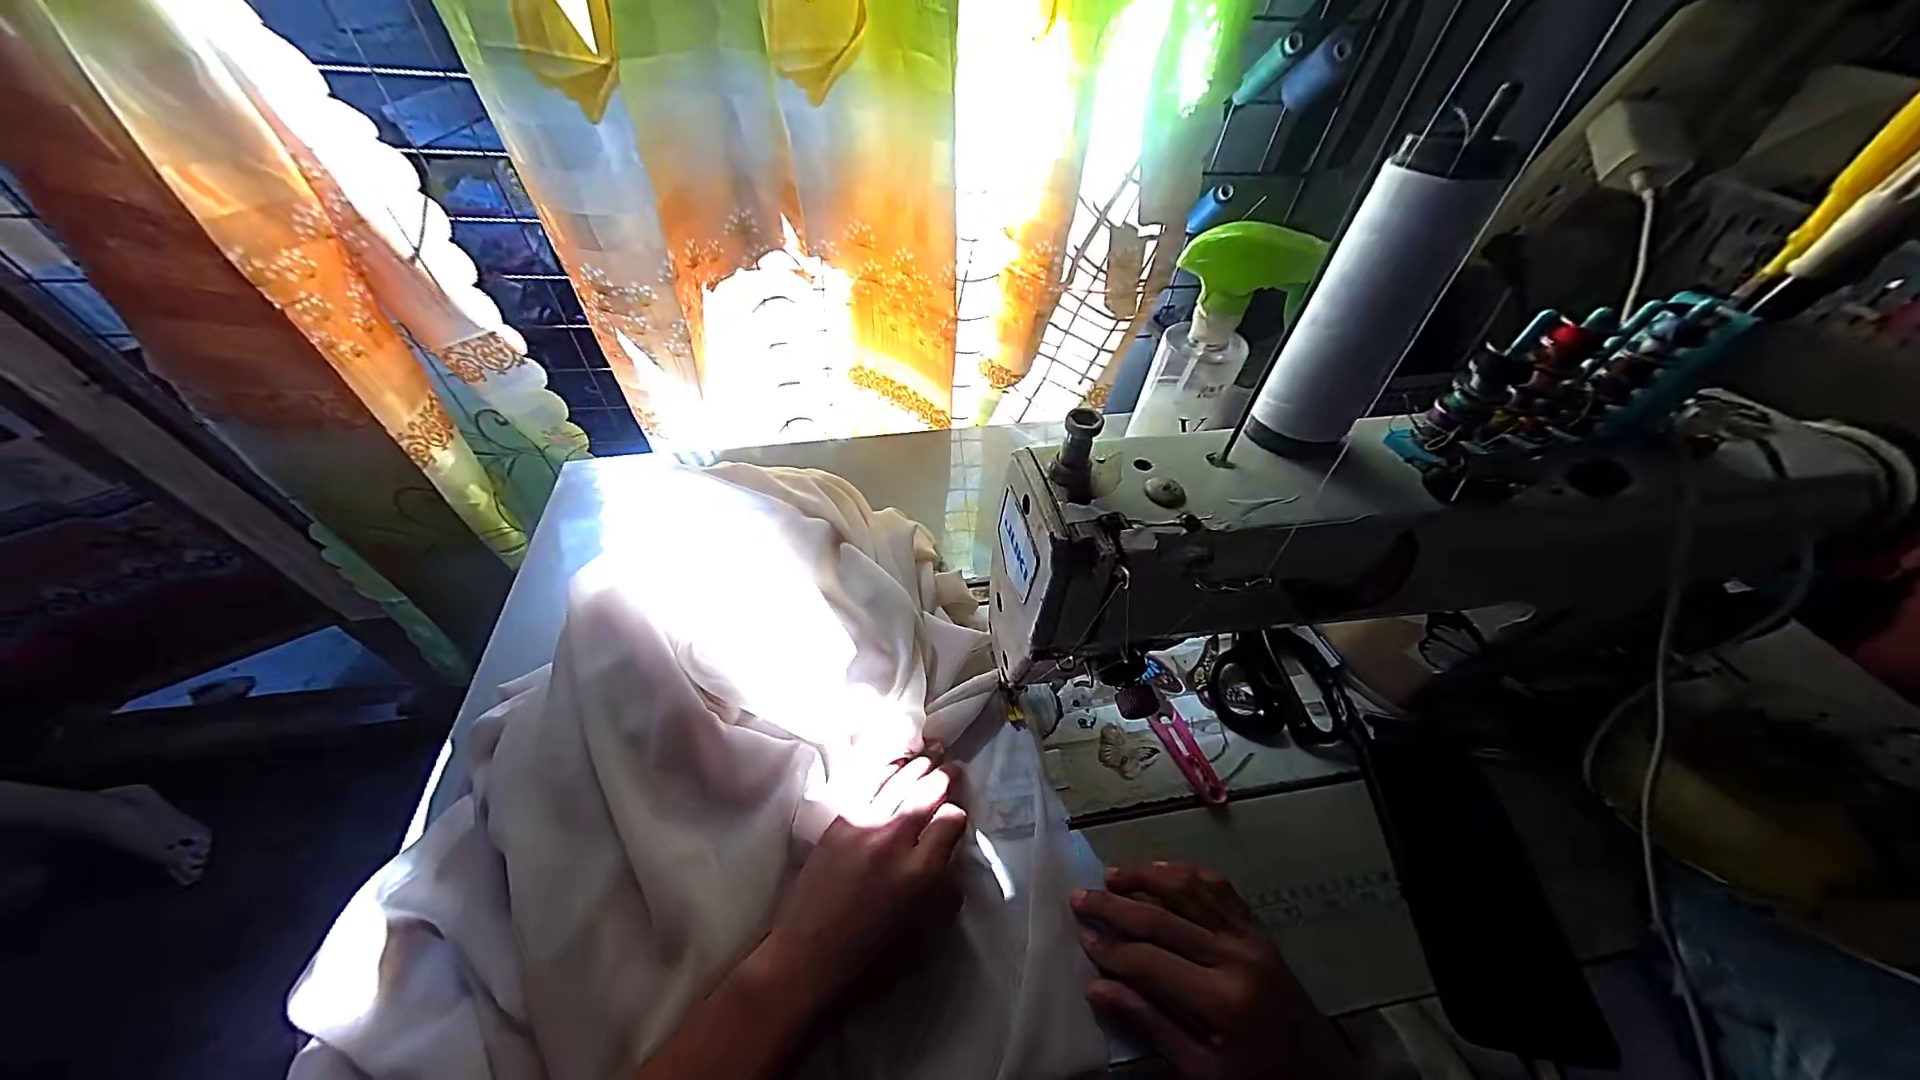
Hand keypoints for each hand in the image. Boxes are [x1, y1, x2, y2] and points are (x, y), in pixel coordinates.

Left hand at [768, 755, 968, 1004]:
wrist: (807, 958)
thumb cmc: (870, 958)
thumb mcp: (924, 935)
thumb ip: (944, 890)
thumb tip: (950, 856)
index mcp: (919, 872)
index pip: (950, 821)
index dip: (958, 814)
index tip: (958, 814)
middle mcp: (893, 840)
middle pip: (927, 792)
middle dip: (945, 776)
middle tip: (953, 767)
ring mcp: (863, 825)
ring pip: (899, 780)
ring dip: (919, 763)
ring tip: (933, 751)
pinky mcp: (839, 821)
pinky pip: (868, 782)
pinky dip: (886, 766)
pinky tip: (896, 759)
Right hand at [1073, 862, 1364, 1079]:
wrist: (1321, 1075)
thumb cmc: (1257, 1078)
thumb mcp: (1201, 1070)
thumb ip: (1149, 1023)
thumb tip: (1096, 986)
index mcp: (1223, 1000)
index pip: (1149, 961)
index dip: (1110, 950)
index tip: (1082, 938)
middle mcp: (1235, 956)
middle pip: (1161, 917)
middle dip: (1114, 907)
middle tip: (1080, 897)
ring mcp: (1249, 935)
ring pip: (1188, 887)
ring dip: (1145, 876)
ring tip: (1113, 876)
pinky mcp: (1257, 926)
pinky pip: (1216, 886)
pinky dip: (1183, 873)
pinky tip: (1159, 873)